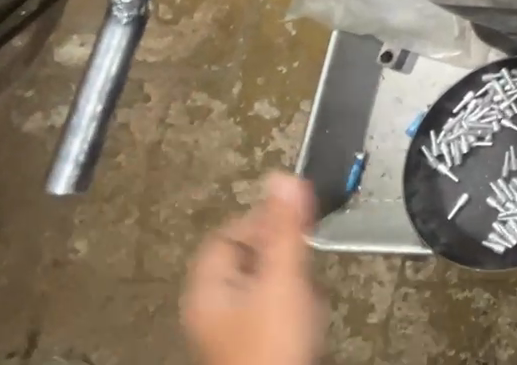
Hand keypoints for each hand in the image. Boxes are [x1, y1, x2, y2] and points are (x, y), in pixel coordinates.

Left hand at [182, 172, 326, 364]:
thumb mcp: (282, 278)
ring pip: (261, 274)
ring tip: (308, 276)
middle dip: (279, 244)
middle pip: (243, 254)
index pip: (226, 235)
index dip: (259, 219)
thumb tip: (282, 177)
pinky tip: (307, 299)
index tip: (295, 217)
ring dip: (288, 267)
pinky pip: (271, 295)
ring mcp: (233, 321)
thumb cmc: (274, 338)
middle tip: (305, 243)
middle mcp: (214, 303)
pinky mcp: (256, 332)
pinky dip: (291, 289)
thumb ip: (285, 228)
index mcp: (208, 289)